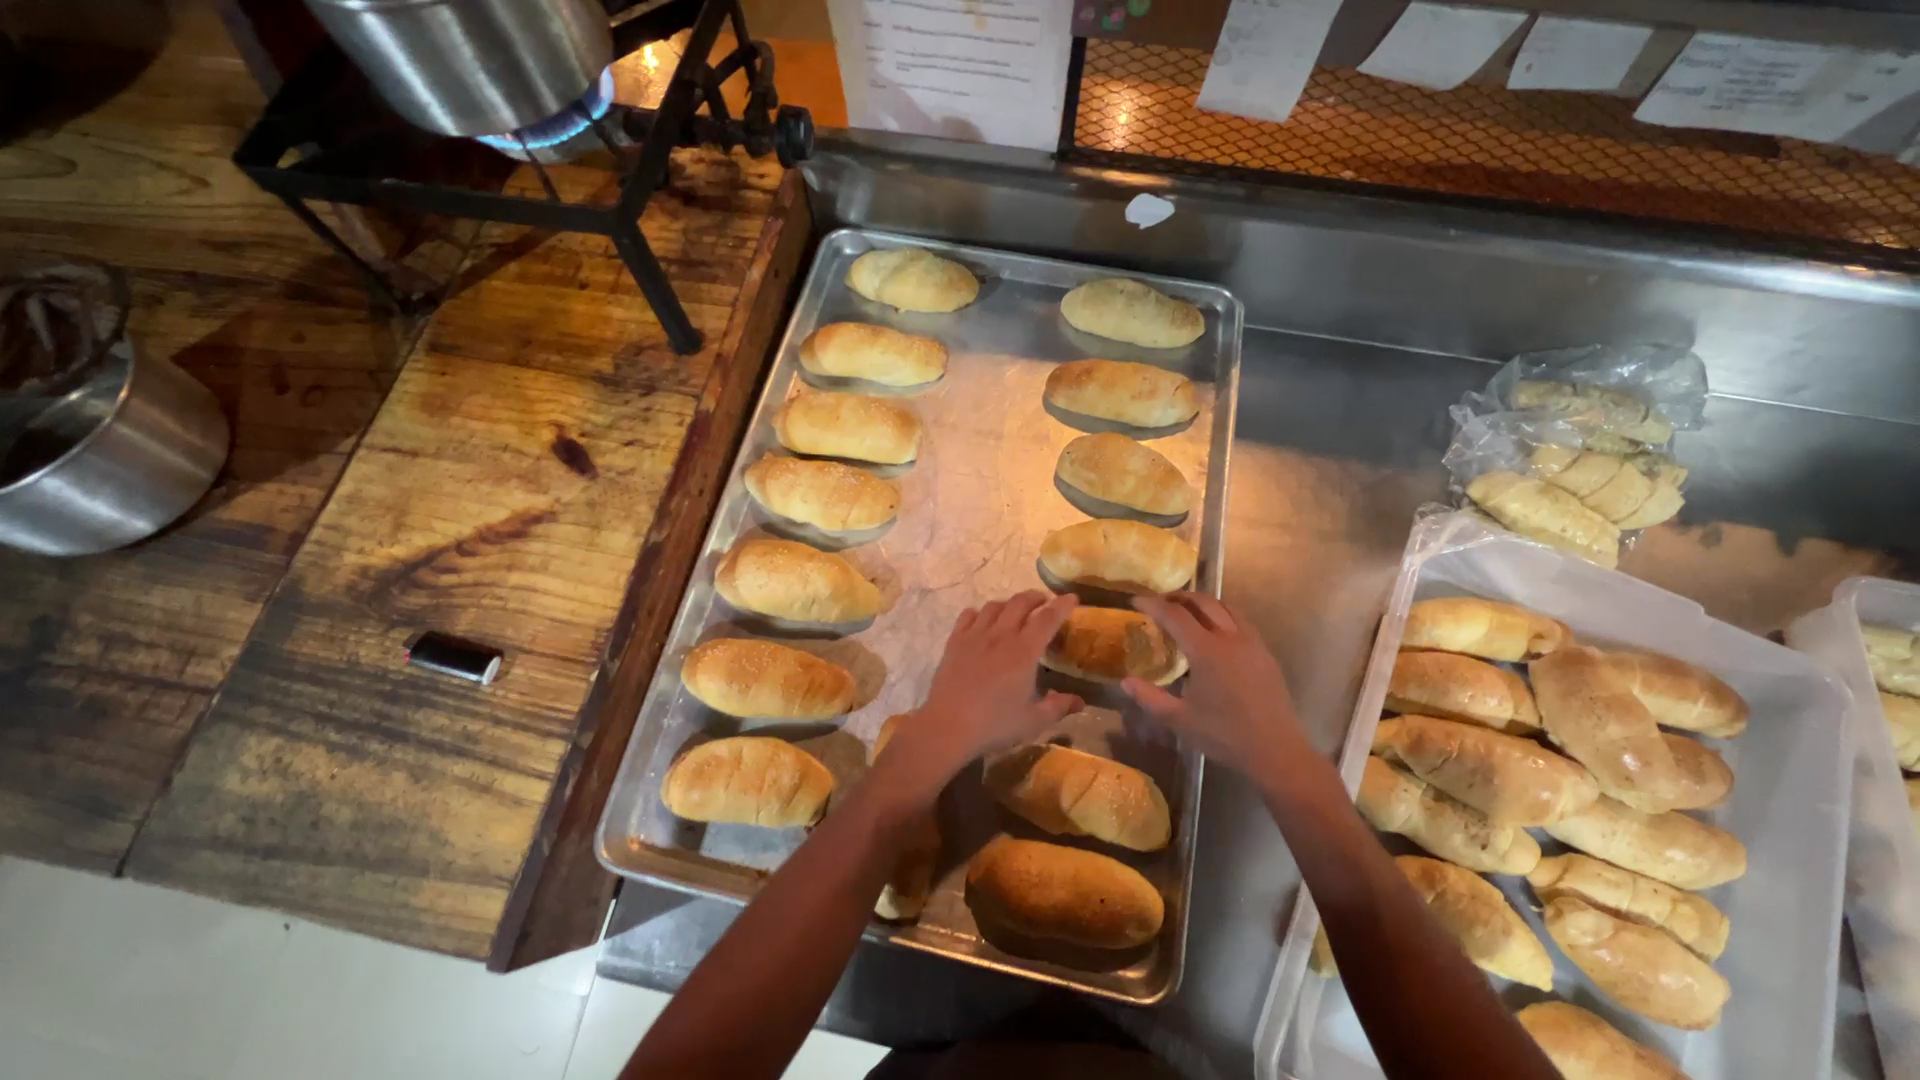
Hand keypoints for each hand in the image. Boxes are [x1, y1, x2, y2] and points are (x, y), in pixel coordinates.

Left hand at [885, 591, 1083, 785]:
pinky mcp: (954, 642)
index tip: (1072, 598)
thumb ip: (1058, 707)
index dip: (1062, 605)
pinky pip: (968, 615)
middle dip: (1035, 597)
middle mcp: (1000, 636)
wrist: (947, 727)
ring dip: (1009, 603)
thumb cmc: (994, 725)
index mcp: (1024, 652)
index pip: (1047, 618)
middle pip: (1020, 603)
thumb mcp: (1033, 721)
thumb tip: (1079, 701)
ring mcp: (974, 636)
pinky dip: (981, 612)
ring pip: (994, 606)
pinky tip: (983, 622)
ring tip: (1015, 611)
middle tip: (1044, 603)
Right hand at [1123, 592, 1304, 775]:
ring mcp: (1252, 643)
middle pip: (1202, 602)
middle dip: (1178, 597)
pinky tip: (1215, 631)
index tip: (1136, 600)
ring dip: (1202, 602)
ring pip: (1225, 607)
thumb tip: (1125, 681)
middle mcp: (1230, 638)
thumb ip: (1149, 698)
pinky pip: (1240, 620)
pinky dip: (1222, 614)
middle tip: (1159, 602)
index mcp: (1206, 651)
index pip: (1175, 616)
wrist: (1275, 749)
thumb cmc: (1224, 735)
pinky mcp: (1265, 653)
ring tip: (1185, 611)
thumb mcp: (1179, 720)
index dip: (1153, 604)